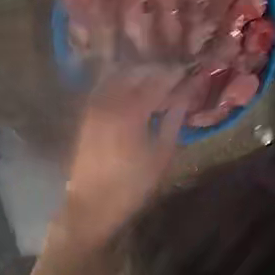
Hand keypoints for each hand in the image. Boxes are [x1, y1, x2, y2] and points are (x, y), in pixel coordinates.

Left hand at [56, 67, 186, 247]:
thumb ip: (174, 121)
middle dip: (155, 69)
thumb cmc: (133, 184)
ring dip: (136, 72)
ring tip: (154, 77)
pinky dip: (119, 81)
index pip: (157, 81)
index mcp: (132, 112)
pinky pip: (104, 86)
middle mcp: (110, 102)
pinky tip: (131, 88)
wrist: (92, 205)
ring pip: (116, 76)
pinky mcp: (86, 115)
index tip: (188, 69)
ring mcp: (94, 107)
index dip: (174, 74)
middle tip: (173, 73)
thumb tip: (185, 97)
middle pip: (135, 73)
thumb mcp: (162, 154)